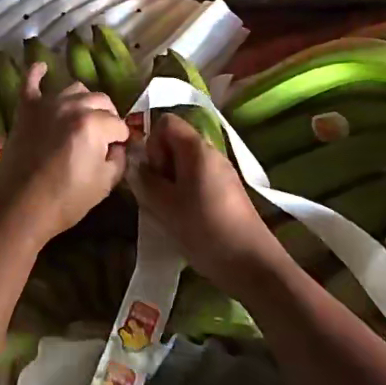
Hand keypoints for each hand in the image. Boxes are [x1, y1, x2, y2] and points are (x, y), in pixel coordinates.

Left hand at [0, 62, 129, 245]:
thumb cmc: (65, 200)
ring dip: (84, 102)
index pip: (119, 124)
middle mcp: (72, 106)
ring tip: (83, 119)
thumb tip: (118, 147)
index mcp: (93, 124)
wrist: (18, 207)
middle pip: (101, 101)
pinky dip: (37, 73)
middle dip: (108, 118)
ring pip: (75, 89)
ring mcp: (47, 105)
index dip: (122, 139)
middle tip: (104, 139)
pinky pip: (30, 82)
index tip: (119, 151)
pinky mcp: (26, 110)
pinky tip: (43, 67)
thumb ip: (119, 159)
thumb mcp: (105, 184)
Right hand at [128, 114, 288, 295]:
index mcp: (196, 148)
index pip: (166, 122)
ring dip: (170, 182)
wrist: (251, 262)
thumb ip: (144, 180)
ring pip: (185, 163)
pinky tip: (184, 219)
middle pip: (175, 142)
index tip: (151, 172)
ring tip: (167, 210)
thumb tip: (134, 163)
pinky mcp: (227, 190)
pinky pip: (197, 179)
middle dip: (159, 164)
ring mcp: (221, 171)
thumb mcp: (164, 206)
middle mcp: (211, 152)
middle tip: (155, 195)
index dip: (151, 142)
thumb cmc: (204, 229)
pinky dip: (185, 192)